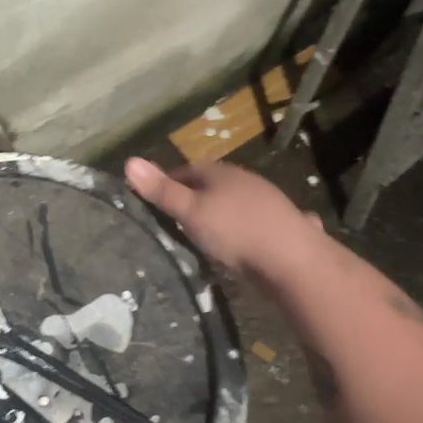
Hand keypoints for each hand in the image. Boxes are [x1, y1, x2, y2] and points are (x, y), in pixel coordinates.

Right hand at [124, 157, 319, 275]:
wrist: (293, 261)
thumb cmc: (235, 232)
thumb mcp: (190, 212)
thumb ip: (162, 191)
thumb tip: (128, 161)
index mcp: (221, 173)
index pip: (187, 169)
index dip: (168, 182)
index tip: (154, 201)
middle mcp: (245, 180)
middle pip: (211, 185)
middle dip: (194, 198)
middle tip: (175, 221)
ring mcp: (267, 202)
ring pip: (234, 202)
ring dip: (220, 213)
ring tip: (204, 235)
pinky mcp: (281, 225)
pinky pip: (254, 222)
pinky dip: (244, 228)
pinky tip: (243, 244)